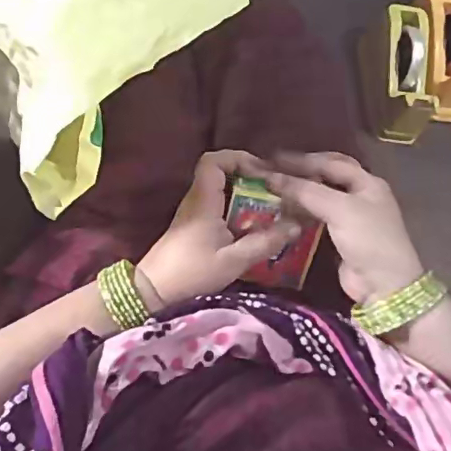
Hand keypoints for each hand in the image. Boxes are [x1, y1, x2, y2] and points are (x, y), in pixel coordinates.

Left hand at [137, 151, 300, 306]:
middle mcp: (196, 200)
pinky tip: (253, 227)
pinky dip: (236, 209)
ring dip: (244, 195)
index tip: (262, 173)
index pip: (214, 160)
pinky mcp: (193, 226)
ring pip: (220, 190)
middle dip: (249, 177)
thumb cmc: (192, 272)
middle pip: (221, 173)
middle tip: (273, 191)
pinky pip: (217, 206)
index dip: (239, 159)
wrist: (154, 291)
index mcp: (203, 201)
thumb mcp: (234, 260)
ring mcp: (193, 213)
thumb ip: (265, 242)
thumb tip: (296, 226)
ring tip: (270, 208)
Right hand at [257, 152, 424, 303]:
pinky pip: (317, 216)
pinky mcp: (341, 236)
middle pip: (327, 176)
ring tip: (272, 189)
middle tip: (272, 170)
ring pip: (320, 196)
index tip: (272, 158)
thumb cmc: (368, 239)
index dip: (302, 159)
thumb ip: (306, 191)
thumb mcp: (339, 209)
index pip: (330, 162)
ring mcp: (352, 217)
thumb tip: (272, 177)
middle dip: (301, 172)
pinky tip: (284, 211)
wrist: (384, 285)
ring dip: (299, 192)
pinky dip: (301, 211)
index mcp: (367, 182)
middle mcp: (361, 195)